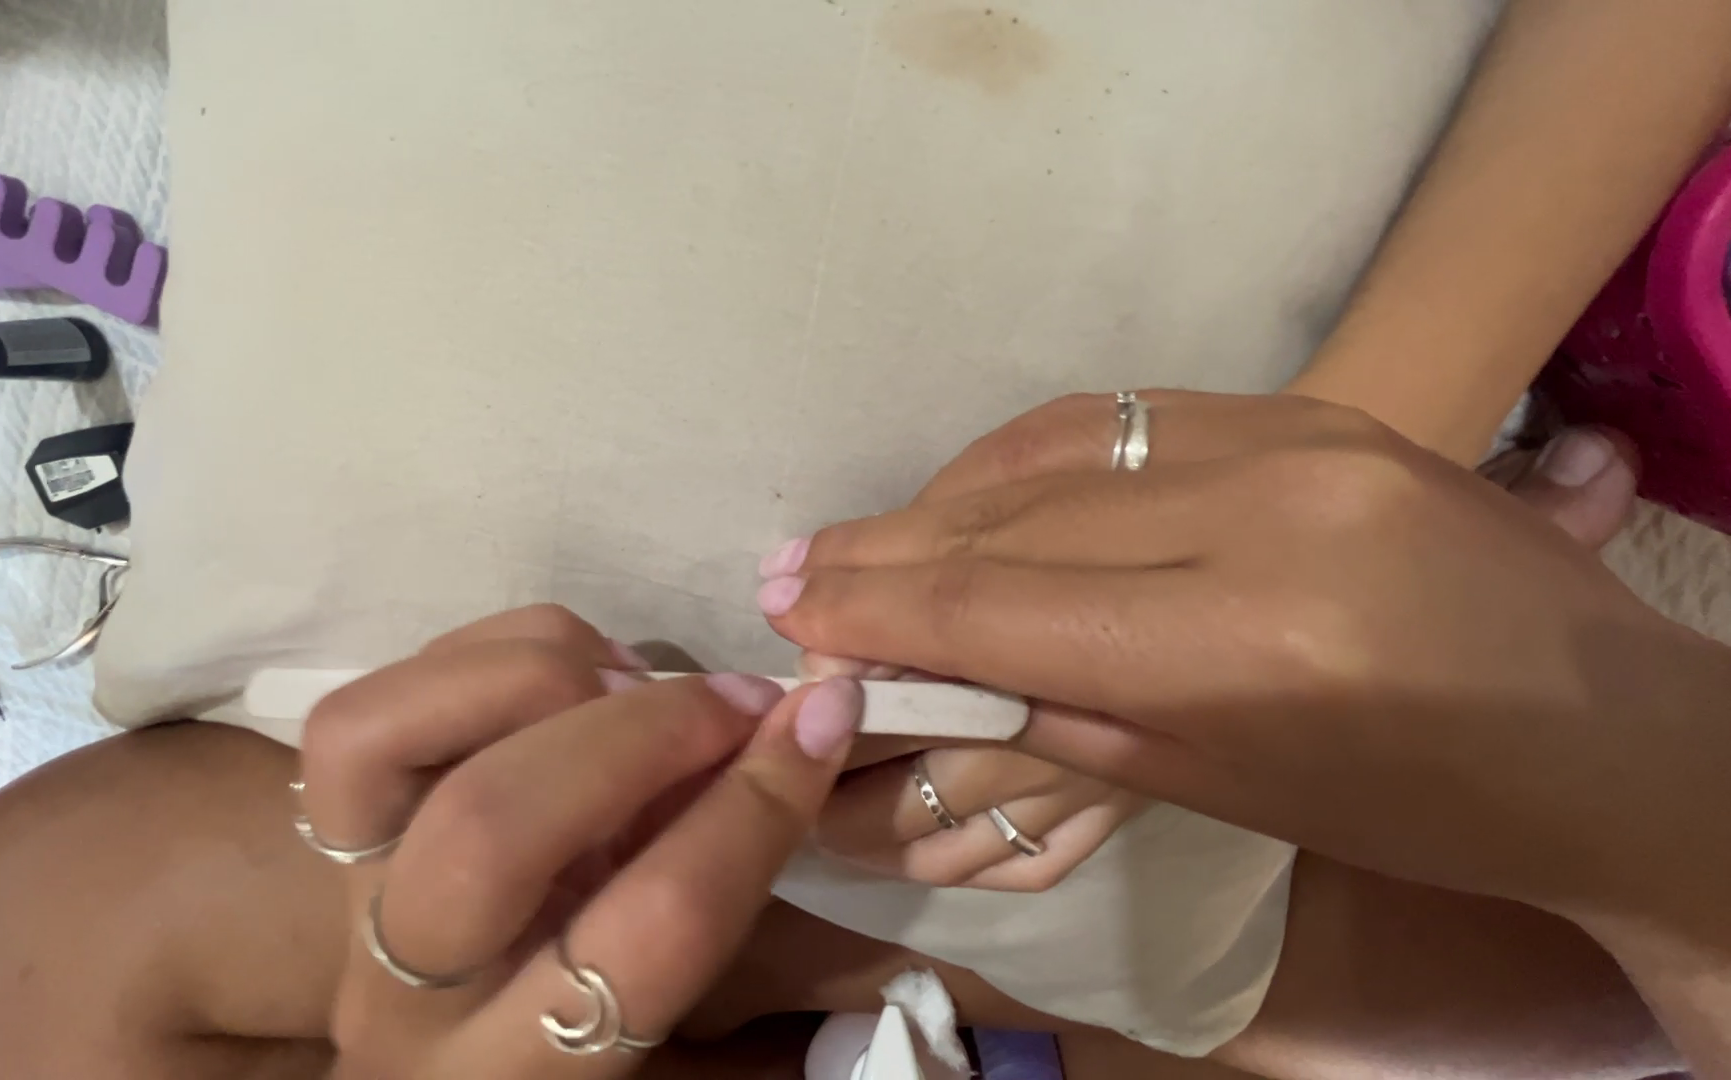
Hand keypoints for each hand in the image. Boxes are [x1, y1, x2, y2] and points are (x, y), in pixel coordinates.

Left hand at [295, 605, 861, 1077]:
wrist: (455, 1008)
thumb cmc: (595, 988)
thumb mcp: (677, 962)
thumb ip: (734, 850)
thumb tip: (804, 716)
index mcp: (525, 1064)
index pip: (656, 928)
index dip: (753, 808)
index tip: (823, 717)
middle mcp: (405, 987)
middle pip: (494, 824)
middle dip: (641, 729)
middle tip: (731, 697)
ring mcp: (345, 883)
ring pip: (382, 736)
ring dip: (548, 671)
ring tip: (633, 679)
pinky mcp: (329, 803)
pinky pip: (388, 687)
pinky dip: (503, 650)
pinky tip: (582, 670)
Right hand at [754, 392, 1730, 932]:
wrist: (1609, 733)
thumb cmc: (1403, 804)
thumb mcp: (1200, 785)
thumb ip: (1043, 706)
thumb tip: (908, 662)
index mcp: (1246, 643)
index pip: (1001, 612)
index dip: (877, 612)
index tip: (790, 610)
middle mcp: (1262, 508)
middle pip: (1008, 525)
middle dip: (883, 555)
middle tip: (791, 568)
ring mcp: (1287, 433)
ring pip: (1042, 461)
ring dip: (932, 505)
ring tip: (853, 540)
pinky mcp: (1296, 406)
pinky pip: (1104, 423)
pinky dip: (1010, 460)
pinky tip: (953, 490)